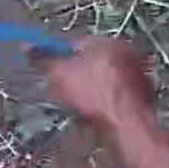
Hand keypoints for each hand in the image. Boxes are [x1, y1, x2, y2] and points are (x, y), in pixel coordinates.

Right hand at [41, 37, 158, 133]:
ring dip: (84, 88)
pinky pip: (110, 94)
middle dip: (71, 73)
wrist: (125, 124)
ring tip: (74, 101)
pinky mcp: (140, 96)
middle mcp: (127, 54)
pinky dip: (99, 100)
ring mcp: (136, 76)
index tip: (44, 65)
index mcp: (108, 42)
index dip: (54, 55)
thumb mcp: (58, 74)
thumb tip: (28, 48)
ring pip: (98, 79)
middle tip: (58, 85)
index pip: (73, 43)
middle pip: (88, 60)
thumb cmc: (96, 95)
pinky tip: (90, 110)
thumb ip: (42, 58)